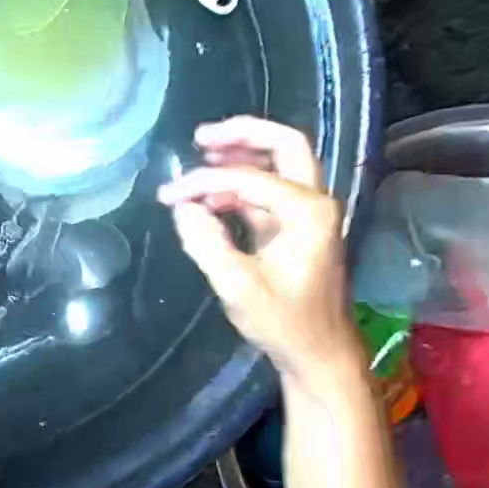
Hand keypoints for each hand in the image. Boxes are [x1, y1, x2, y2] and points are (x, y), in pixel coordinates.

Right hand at [157, 116, 358, 383]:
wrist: (318, 353)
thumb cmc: (284, 322)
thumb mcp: (238, 287)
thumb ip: (207, 243)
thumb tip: (182, 208)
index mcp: (307, 212)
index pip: (248, 178)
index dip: (203, 181)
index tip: (169, 196)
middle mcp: (315, 203)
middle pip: (284, 146)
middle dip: (242, 134)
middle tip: (200, 137)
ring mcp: (307, 214)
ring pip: (279, 164)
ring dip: (241, 155)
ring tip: (202, 154)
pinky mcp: (295, 228)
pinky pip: (267, 190)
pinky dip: (239, 184)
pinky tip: (210, 195)